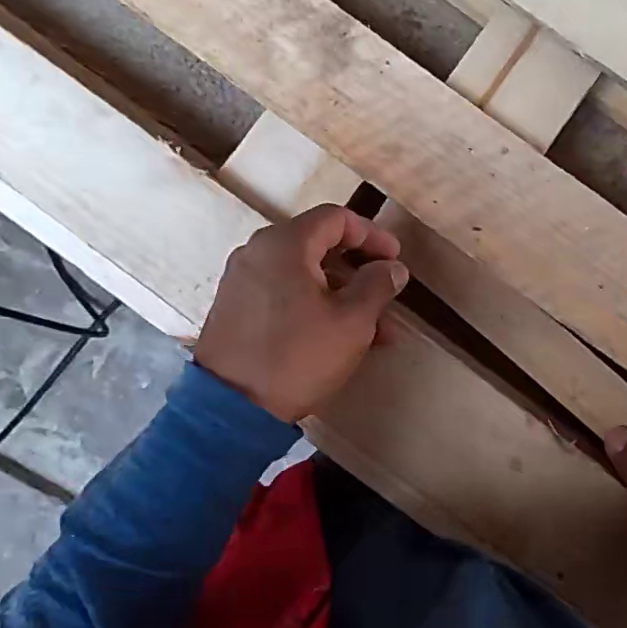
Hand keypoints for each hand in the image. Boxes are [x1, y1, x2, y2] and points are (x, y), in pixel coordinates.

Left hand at [193, 204, 408, 421]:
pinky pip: (285, 292)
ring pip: (305, 273)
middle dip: (360, 270)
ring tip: (376, 329)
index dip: (373, 234)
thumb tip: (392, 268)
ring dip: (343, 293)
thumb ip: (377, 285)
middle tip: (387, 292)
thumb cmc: (298, 356)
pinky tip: (341, 336)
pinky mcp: (236, 308)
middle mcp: (258, 252)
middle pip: (320, 244)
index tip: (395, 259)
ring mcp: (243, 280)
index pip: (336, 218)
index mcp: (285, 245)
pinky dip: (316, 304)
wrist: (231, 409)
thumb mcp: (352, 321)